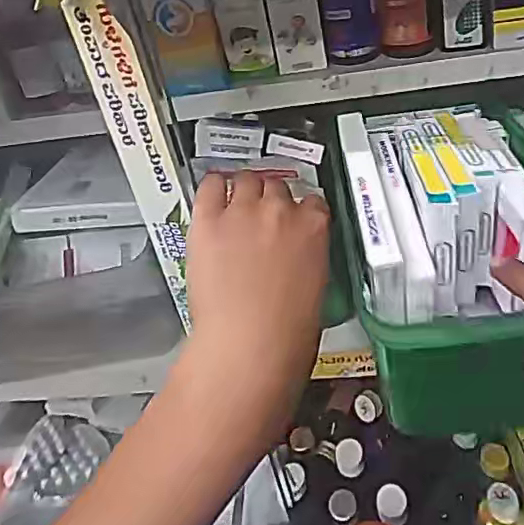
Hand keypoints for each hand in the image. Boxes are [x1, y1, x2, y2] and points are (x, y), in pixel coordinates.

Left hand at [179, 171, 330, 443]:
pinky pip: (210, 186)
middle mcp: (280, 210)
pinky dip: (212, 187)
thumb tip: (293, 258)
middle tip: (260, 219)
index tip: (291, 219)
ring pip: (246, 180)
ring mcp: (242, 211)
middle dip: (269, 200)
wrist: (250, 344)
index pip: (312, 201)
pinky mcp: (208, 220)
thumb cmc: (287, 331)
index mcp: (314, 228)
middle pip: (276, 186)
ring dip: (243, 191)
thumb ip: (307, 257)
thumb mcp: (315, 286)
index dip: (298, 210)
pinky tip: (212, 193)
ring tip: (235, 204)